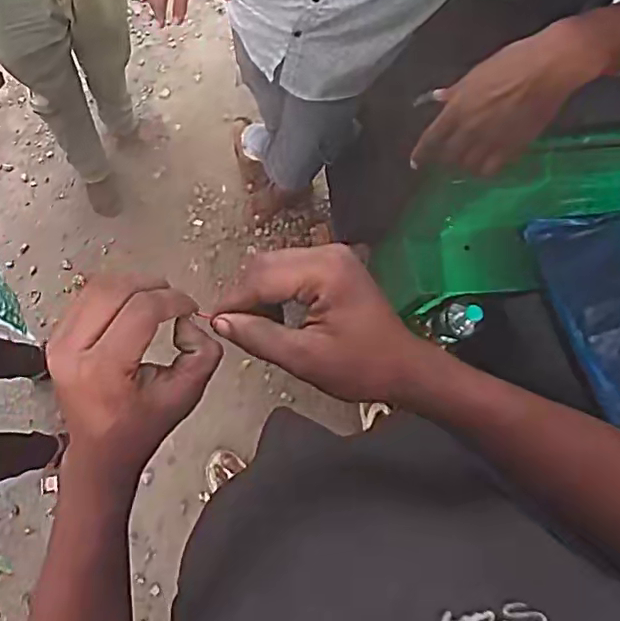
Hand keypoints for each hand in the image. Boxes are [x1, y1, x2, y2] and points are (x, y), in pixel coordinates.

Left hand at [47, 273, 223, 483]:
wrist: (100, 450)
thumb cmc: (136, 429)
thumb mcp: (185, 395)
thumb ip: (202, 353)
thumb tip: (186, 321)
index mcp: (101, 372)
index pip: (141, 310)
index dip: (172, 300)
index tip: (188, 306)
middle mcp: (71, 354)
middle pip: (115, 289)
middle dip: (152, 285)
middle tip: (173, 297)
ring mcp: (58, 344)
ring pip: (97, 286)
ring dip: (133, 285)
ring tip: (155, 298)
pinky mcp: (56, 338)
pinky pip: (86, 297)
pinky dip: (114, 294)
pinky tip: (132, 306)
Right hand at [210, 245, 447, 405]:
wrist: (405, 367)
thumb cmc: (361, 367)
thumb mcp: (305, 359)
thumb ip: (259, 337)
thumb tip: (220, 322)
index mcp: (324, 271)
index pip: (261, 278)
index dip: (233, 302)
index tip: (214, 324)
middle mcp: (327, 252)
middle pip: (265, 265)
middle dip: (245, 295)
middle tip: (235, 327)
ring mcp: (332, 255)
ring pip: (274, 264)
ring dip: (258, 292)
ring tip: (258, 325)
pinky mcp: (333, 263)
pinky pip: (289, 268)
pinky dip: (275, 289)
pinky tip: (277, 315)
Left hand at [409, 15, 610, 176]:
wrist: (551, 66)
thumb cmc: (512, 62)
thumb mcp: (476, 74)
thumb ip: (456, 92)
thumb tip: (437, 98)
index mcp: (456, 109)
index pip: (431, 140)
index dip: (422, 154)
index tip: (416, 162)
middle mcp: (469, 129)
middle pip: (448, 157)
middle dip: (443, 161)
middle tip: (445, 160)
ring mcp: (492, 140)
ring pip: (468, 166)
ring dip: (464, 166)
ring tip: (465, 163)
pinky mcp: (514, 146)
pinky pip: (492, 167)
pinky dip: (486, 169)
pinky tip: (487, 164)